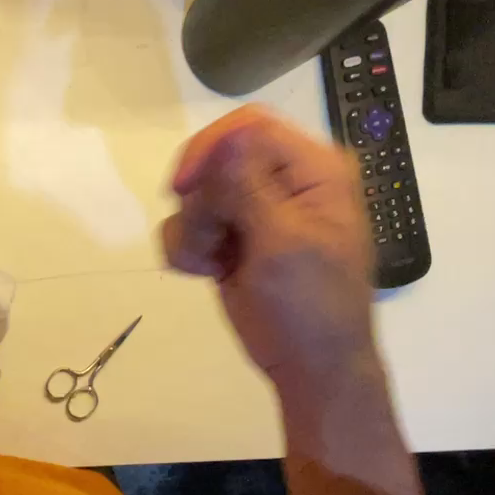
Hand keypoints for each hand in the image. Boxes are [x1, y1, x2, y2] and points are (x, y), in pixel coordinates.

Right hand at [160, 106, 377, 395]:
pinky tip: (206, 274)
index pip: (248, 128)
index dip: (208, 151)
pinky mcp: (226, 241)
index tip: (182, 189)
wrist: (310, 366)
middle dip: (202, 207)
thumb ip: (250, 188)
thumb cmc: (311, 308)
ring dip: (192, 234)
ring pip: (193, 198)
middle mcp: (280, 183)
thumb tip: (225, 136)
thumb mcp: (284, 244)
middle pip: (212, 163)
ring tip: (216, 267)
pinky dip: (185, 252)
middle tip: (217, 246)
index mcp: (312, 170)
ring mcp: (250, 213)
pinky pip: (184, 228)